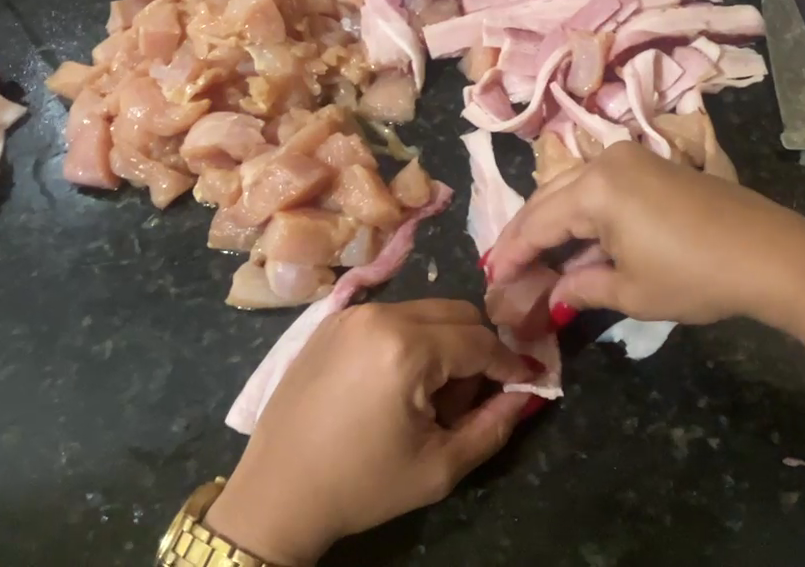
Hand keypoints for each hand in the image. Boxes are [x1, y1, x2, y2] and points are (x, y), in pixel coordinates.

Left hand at [207, 300, 537, 563]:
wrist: (277, 493)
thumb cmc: (361, 485)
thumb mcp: (438, 468)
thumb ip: (493, 426)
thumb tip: (527, 393)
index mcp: (406, 347)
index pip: (479, 340)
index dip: (509, 362)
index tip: (526, 382)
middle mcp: (380, 314)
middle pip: (456, 312)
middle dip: (477, 349)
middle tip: (473, 397)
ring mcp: (352, 312)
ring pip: (425, 311)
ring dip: (444, 343)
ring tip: (432, 395)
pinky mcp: (332, 320)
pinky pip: (391, 316)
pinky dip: (410, 338)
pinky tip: (397, 383)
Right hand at [485, 141, 804, 327]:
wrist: (769, 253)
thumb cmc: (694, 276)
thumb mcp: (631, 291)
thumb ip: (581, 287)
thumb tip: (552, 294)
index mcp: (594, 188)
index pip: (537, 222)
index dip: (512, 254)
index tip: (491, 278)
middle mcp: (606, 161)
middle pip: (549, 197)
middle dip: (525, 233)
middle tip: (504, 267)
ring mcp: (632, 158)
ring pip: (573, 187)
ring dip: (552, 220)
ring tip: (533, 254)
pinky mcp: (653, 164)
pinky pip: (600, 185)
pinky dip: (581, 211)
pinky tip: (575, 237)